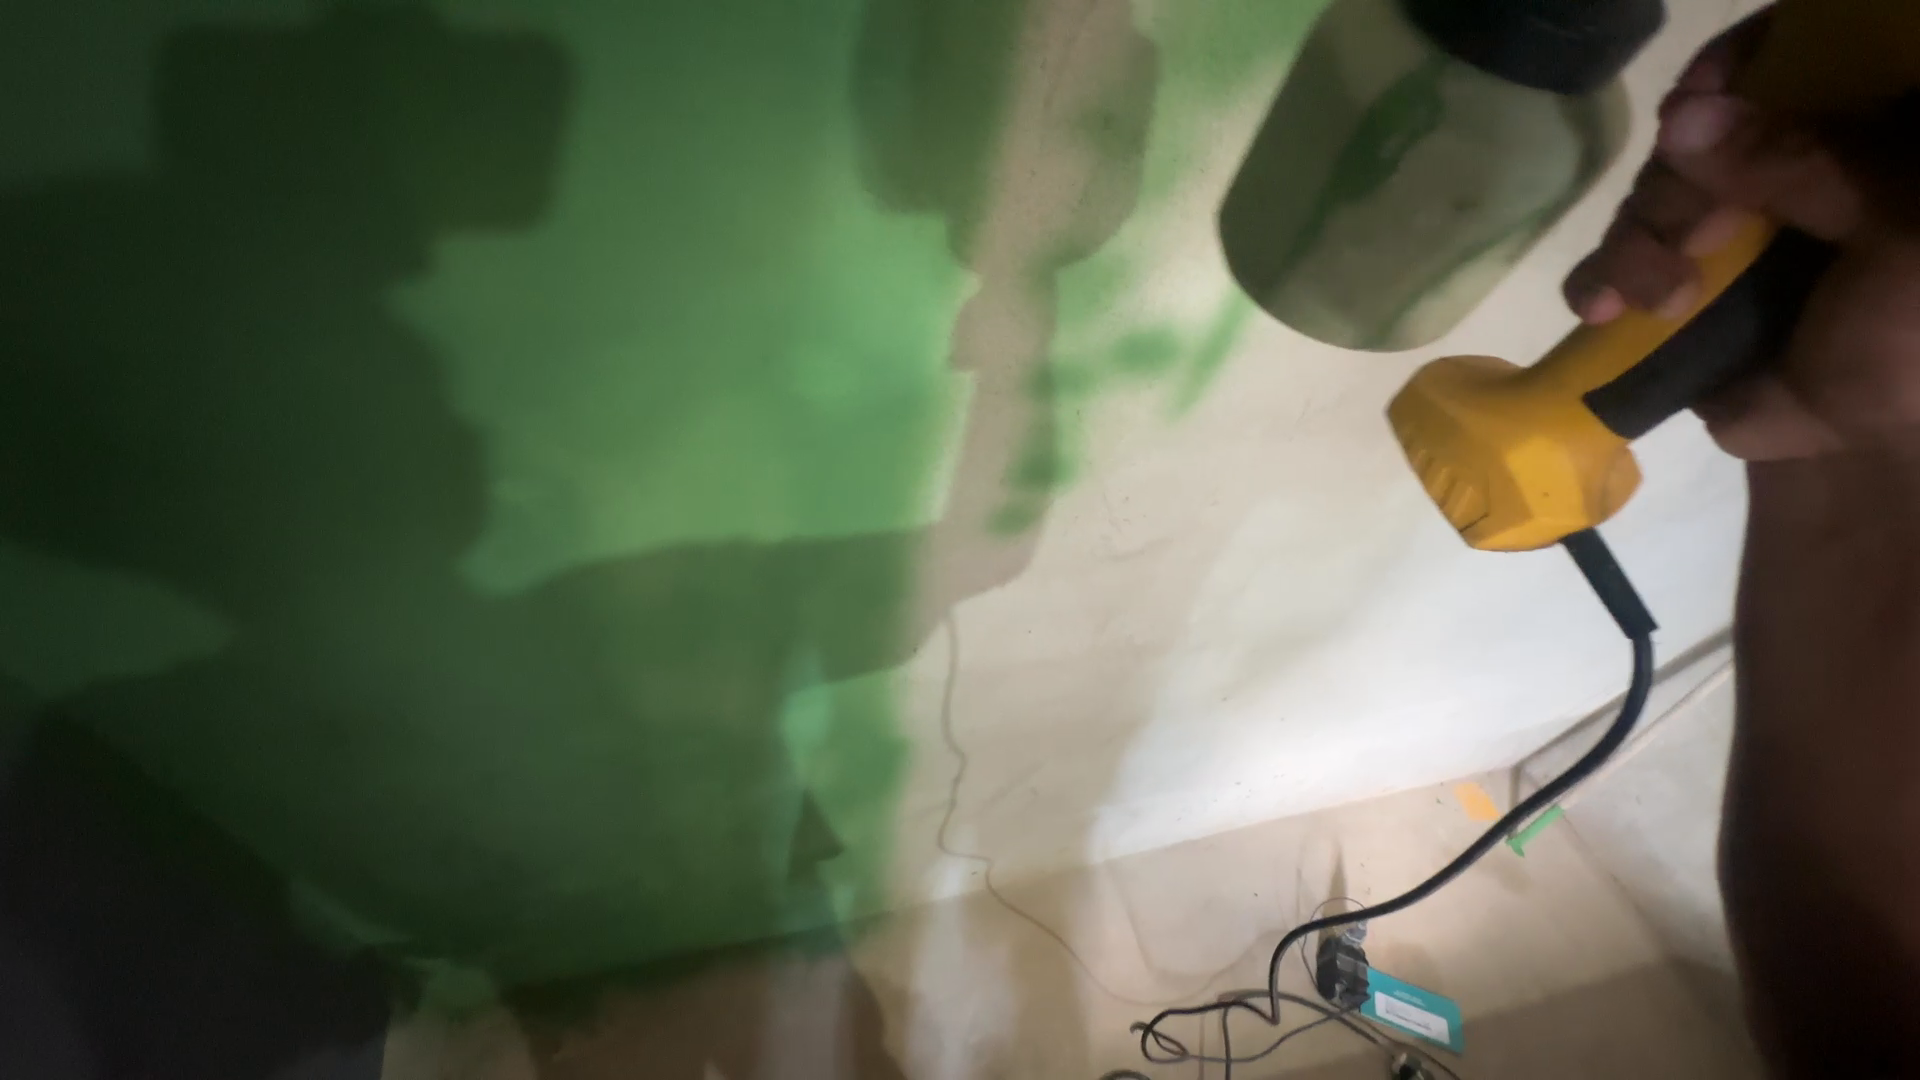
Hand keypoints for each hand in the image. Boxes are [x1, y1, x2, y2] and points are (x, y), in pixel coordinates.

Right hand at [1563, 15, 1919, 460]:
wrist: (1872, 440)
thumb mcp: (1900, 223)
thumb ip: (1804, 158)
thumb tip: (1685, 114)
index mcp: (1865, 130)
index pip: (1795, 54)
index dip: (1742, 64)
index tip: (1704, 98)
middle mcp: (1788, 165)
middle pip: (1699, 133)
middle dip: (1679, 187)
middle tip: (1701, 237)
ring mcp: (1721, 227)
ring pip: (1643, 202)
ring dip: (1633, 249)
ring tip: (1659, 301)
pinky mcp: (1668, 285)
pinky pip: (1605, 267)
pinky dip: (1593, 287)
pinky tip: (1603, 311)